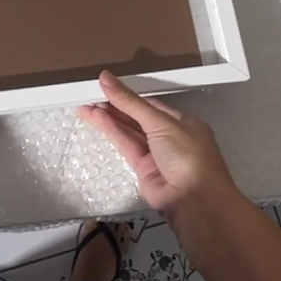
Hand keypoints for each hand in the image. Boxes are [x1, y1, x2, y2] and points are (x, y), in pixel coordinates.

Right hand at [77, 71, 237, 217]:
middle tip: (90, 95)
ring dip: (108, 118)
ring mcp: (156, 154)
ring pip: (129, 131)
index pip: (151, 104)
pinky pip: (125, 145)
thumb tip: (107, 78)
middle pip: (137, 117)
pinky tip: (96, 119)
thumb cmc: (187, 155)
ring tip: (85, 106)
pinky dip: (111, 131)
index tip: (106, 85)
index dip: (128, 95)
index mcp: (182, 121)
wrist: (194, 201)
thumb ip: (130, 102)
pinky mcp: (143, 169)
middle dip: (115, 106)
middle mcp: (170, 136)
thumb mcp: (160, 122)